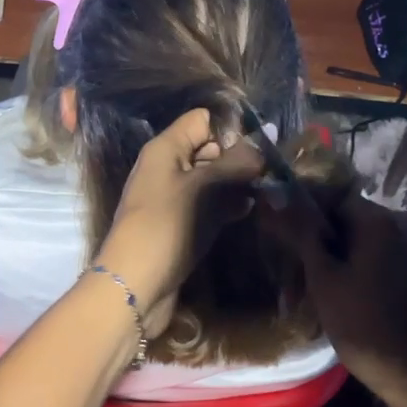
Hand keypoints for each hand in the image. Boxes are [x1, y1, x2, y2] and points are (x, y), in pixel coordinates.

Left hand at [94, 109, 264, 338]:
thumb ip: (235, 163)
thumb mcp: (203, 188)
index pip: (201, 120)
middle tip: (272, 170)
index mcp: (165, 148)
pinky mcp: (179, 225)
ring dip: (237, 184)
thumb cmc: (166, 226)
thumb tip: (267, 138)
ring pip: (210, 179)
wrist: (134, 285)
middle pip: (207, 148)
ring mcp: (172, 197)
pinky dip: (227, 205)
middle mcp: (166, 167)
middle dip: (239, 157)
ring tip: (269, 190)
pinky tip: (250, 209)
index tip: (261, 145)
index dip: (230, 128)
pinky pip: (207, 205)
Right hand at [260, 138, 406, 406]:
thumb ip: (301, 233)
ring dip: (330, 264)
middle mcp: (400, 226)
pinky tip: (337, 304)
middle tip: (290, 281)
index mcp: (380, 220)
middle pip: (344, 221)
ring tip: (307, 299)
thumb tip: (275, 193)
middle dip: (314, 246)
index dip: (300, 215)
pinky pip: (374, 261)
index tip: (277, 239)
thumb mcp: (324, 279)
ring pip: (357, 244)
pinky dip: (352, 274)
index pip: (329, 196)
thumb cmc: (368, 328)